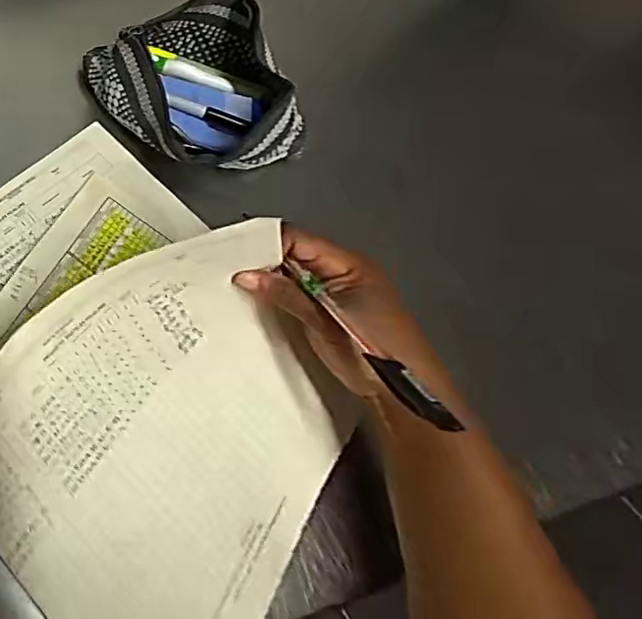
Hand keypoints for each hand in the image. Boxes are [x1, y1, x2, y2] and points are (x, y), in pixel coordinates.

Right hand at [233, 224, 461, 419]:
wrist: (410, 402)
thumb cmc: (374, 356)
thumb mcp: (324, 323)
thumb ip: (286, 294)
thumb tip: (244, 274)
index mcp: (350, 264)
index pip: (296, 238)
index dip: (264, 243)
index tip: (232, 255)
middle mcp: (345, 269)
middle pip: (294, 250)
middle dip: (263, 259)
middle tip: (230, 270)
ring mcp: (341, 289)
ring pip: (294, 269)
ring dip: (270, 276)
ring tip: (240, 283)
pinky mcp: (334, 307)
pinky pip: (300, 287)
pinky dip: (280, 290)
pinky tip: (262, 299)